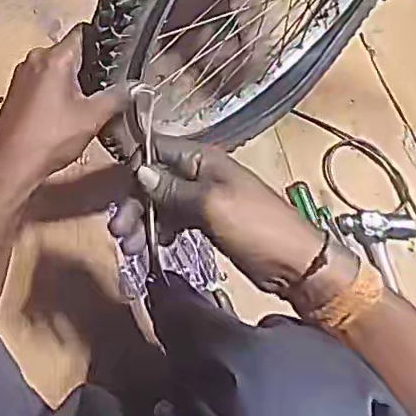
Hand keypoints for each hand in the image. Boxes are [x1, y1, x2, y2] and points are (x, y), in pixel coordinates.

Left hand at [0, 25, 131, 195]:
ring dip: (69, 81)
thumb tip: (136, 87)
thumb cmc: (51, 138)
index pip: (82, 33)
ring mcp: (21, 74)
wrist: (11, 166)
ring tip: (82, 105)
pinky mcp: (14, 90)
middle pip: (69, 52)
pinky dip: (53, 90)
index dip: (101, 42)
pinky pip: (41, 79)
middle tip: (102, 88)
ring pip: (54, 67)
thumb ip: (117, 97)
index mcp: (54, 58)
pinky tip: (61, 113)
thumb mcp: (92, 118)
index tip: (114, 57)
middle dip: (86, 67)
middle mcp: (35, 58)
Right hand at [109, 137, 358, 304]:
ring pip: (162, 201)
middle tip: (120, 234)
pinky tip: (153, 247)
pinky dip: (161, 230)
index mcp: (203, 158)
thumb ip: (173, 189)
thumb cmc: (256, 227)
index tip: (117, 199)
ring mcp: (204, 196)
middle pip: (155, 179)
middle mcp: (200, 171)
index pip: (156, 151)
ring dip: (144, 221)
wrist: (297, 264)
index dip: (134, 170)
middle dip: (135, 203)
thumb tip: (139, 170)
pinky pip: (175, 218)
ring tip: (131, 248)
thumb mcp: (211, 206)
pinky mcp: (208, 219)